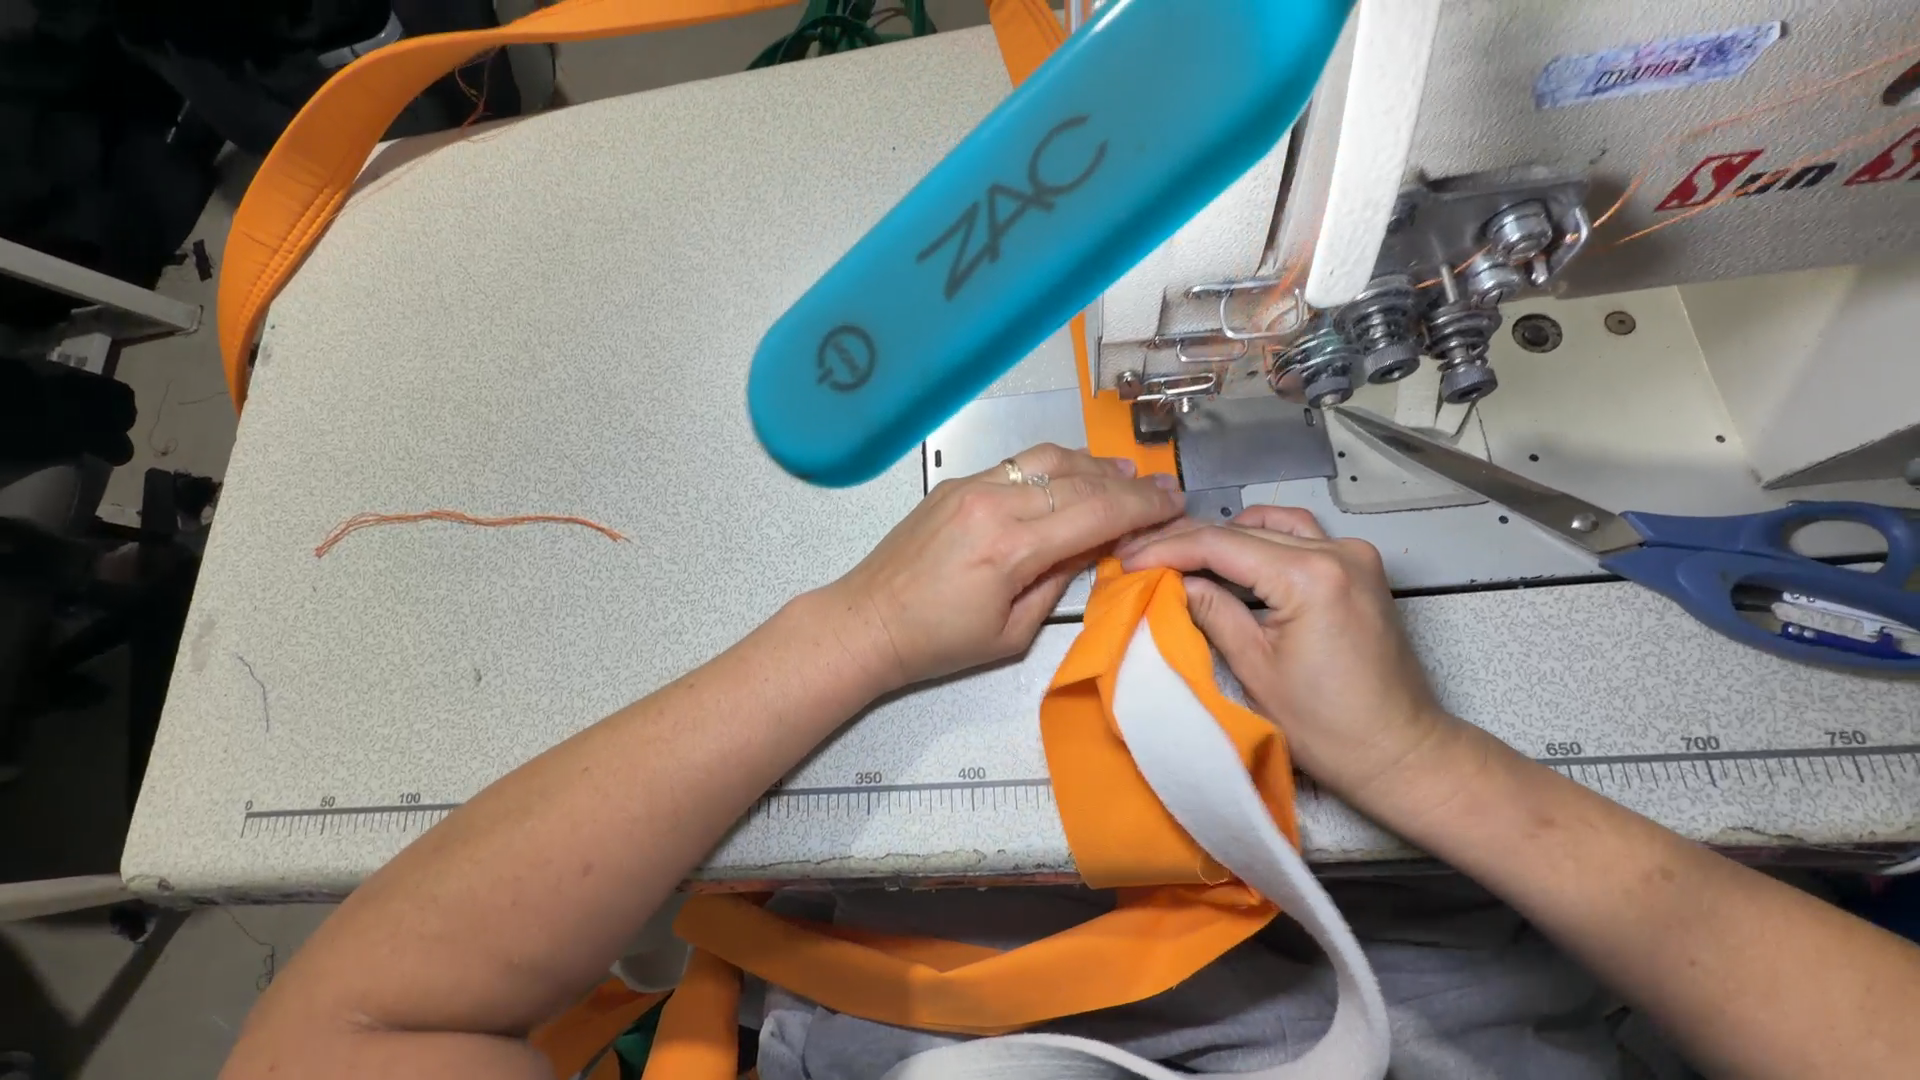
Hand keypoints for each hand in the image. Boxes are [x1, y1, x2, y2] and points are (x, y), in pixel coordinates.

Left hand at [821, 444, 1184, 691]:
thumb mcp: (1013, 632)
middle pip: (1078, 479)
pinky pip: (1015, 465)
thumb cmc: (939, 642)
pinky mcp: (955, 484)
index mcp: (1010, 548)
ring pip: (1046, 458)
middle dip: (1127, 484)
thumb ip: (1058, 582)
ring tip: (1124, 475)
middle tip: (1161, 488)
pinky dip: (1053, 466)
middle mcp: (993, 504)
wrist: (869, 621)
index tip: (1174, 503)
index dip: (1143, 508)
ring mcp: (971, 486)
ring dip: (1091, 464)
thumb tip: (1092, 548)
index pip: (1095, 513)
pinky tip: (1070, 476)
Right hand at [1118, 506, 1463, 809]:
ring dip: (1222, 535)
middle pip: (1242, 529)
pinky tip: (1229, 558)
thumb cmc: (1327, 727)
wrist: (1400, 751)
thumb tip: (1170, 581)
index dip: (1166, 549)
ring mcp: (1354, 554)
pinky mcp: (1358, 566)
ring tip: (1178, 554)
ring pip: (1270, 524)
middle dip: (1187, 541)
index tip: (1127, 559)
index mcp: (1311, 576)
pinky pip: (1297, 536)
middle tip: (1141, 555)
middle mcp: (1338, 550)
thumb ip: (1211, 612)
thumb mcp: (1254, 669)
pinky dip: (1259, 541)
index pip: (1220, 545)